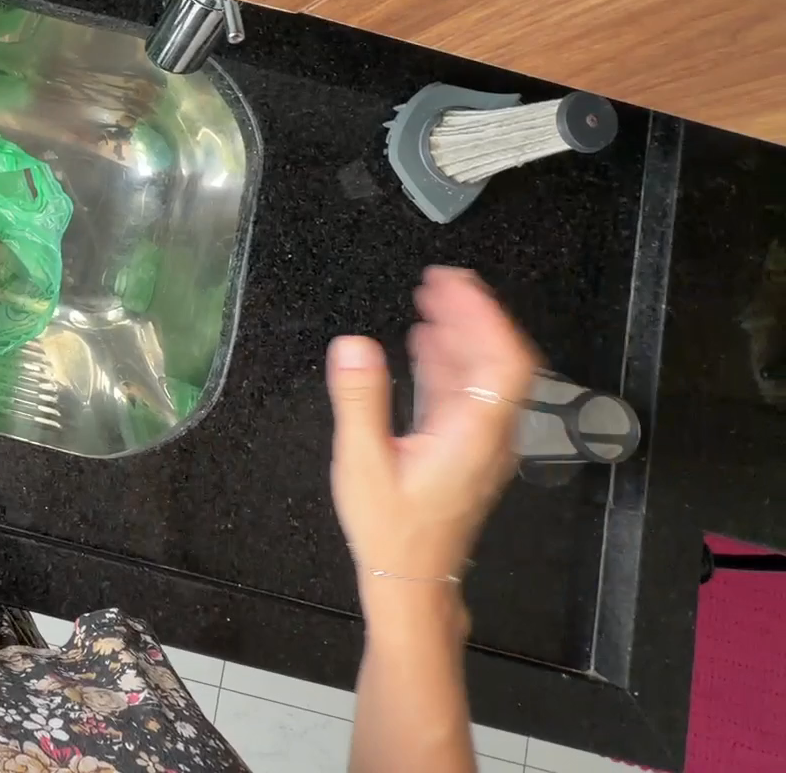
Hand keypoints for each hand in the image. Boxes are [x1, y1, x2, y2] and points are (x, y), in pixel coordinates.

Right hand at [327, 267, 538, 614]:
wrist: (410, 573)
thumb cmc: (390, 525)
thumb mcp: (364, 460)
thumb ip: (359, 400)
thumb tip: (352, 344)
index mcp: (472, 432)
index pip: (500, 362)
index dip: (482, 317)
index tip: (452, 284)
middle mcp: (485, 431)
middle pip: (497, 361)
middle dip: (473, 315)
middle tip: (441, 280)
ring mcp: (475, 439)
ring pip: (480, 374)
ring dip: (461, 334)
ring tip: (434, 299)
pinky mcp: (458, 445)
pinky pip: (462, 390)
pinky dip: (447, 359)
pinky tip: (425, 343)